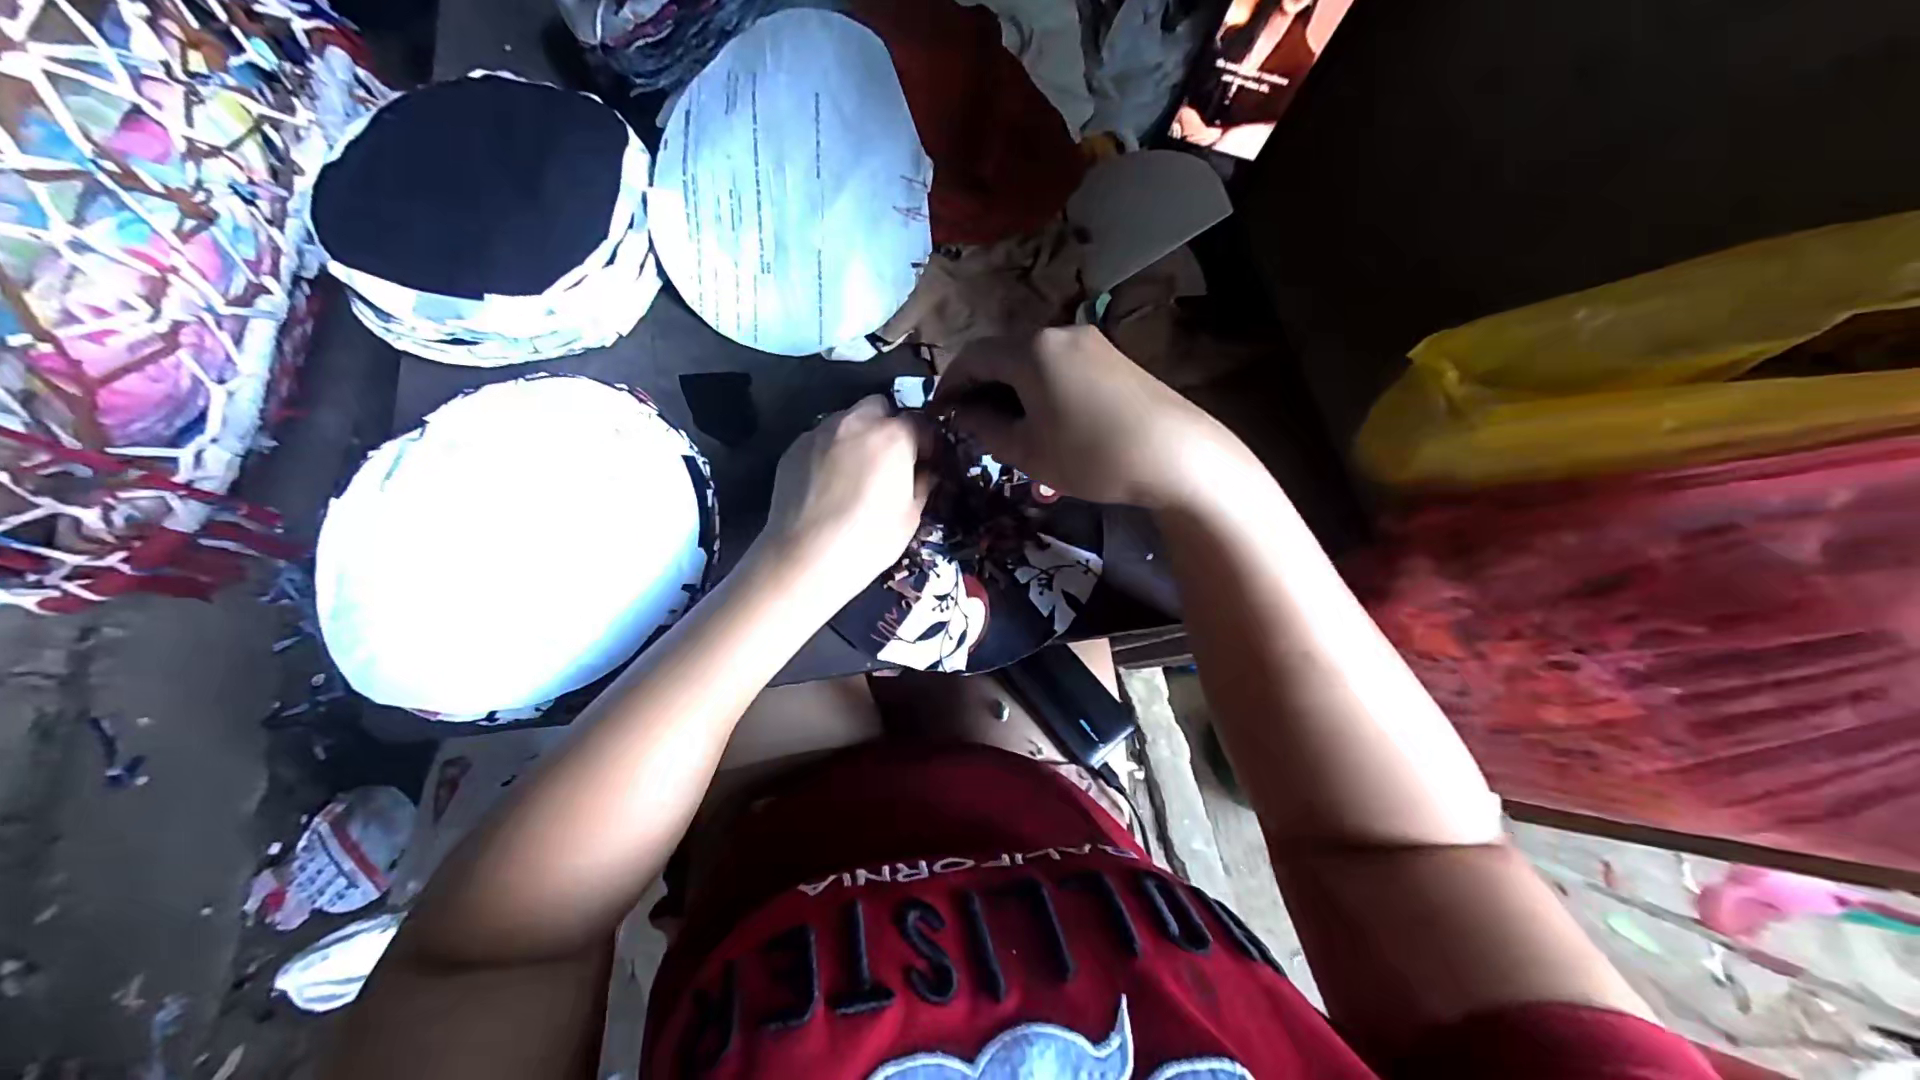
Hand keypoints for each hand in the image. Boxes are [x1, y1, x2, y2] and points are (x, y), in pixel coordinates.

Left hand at [752, 396, 929, 605]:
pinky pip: (821, 440)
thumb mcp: (910, 516)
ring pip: (847, 420)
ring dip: (858, 436)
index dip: (926, 442)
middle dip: (888, 426)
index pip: (919, 422)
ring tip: (856, 472)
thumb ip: (922, 484)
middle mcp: (855, 422)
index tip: (927, 462)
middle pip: (879, 407)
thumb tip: (926, 472)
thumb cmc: (869, 540)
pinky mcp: (793, 449)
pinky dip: (831, 452)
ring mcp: (820, 433)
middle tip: (891, 460)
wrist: (805, 558)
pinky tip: (829, 483)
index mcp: (893, 435)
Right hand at [935, 326, 1257, 510]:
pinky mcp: (1113, 357)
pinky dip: (1040, 386)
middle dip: (981, 386)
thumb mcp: (1026, 450)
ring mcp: (1091, 341)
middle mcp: (1058, 333)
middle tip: (972, 424)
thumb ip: (984, 427)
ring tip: (1007, 425)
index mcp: (1030, 349)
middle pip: (1003, 353)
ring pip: (1033, 359)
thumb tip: (964, 413)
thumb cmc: (1090, 455)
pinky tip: (1045, 416)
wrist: (1176, 456)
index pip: (972, 357)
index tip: (940, 414)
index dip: (950, 386)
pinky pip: (1060, 365)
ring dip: (1011, 387)